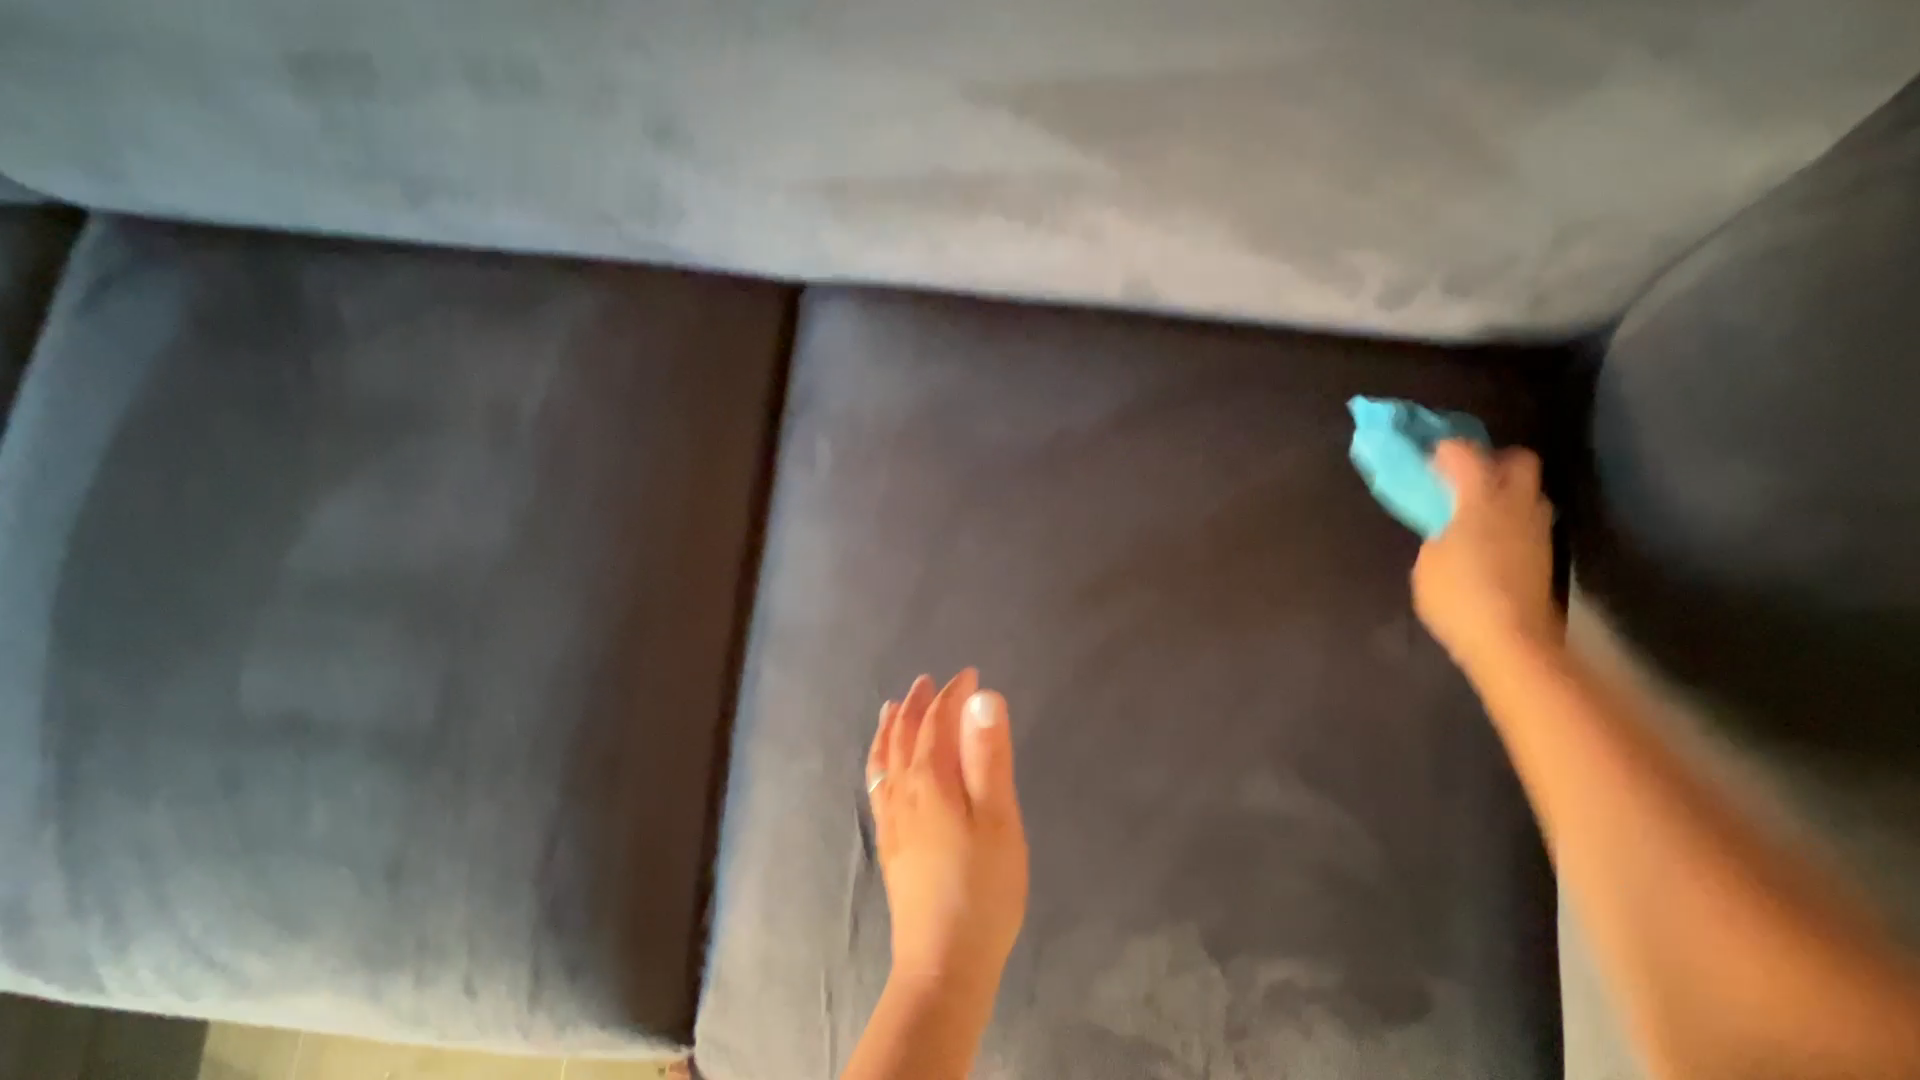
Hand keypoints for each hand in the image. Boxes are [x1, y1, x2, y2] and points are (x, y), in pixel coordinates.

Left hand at [866, 670, 1028, 995]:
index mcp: (931, 781)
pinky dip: (879, 762)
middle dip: (918, 705)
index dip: (953, 695)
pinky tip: (883, 770)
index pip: (937, 723)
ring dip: (891, 729)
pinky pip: (877, 785)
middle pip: (904, 736)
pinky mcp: (890, 845)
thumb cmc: (983, 889)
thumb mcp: (999, 819)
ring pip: (884, 759)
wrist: (943, 962)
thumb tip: (982, 697)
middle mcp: (903, 793)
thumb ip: (989, 756)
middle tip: (928, 682)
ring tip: (893, 709)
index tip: (970, 674)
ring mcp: (891, 821)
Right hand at [1413, 441, 1561, 671]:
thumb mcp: (1428, 562)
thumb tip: (1448, 526)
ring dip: (1505, 491)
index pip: (1465, 453)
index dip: (1445, 450)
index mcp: (1481, 498)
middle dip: (1493, 460)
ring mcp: (1538, 528)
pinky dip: (1511, 519)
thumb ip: (1437, 533)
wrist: (1512, 641)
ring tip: (1476, 512)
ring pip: (1529, 491)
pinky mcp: (1546, 553)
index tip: (1428, 458)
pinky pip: (1528, 519)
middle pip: (1518, 460)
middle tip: (1464, 478)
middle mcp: (1517, 503)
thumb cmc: (1459, 597)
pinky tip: (1490, 540)